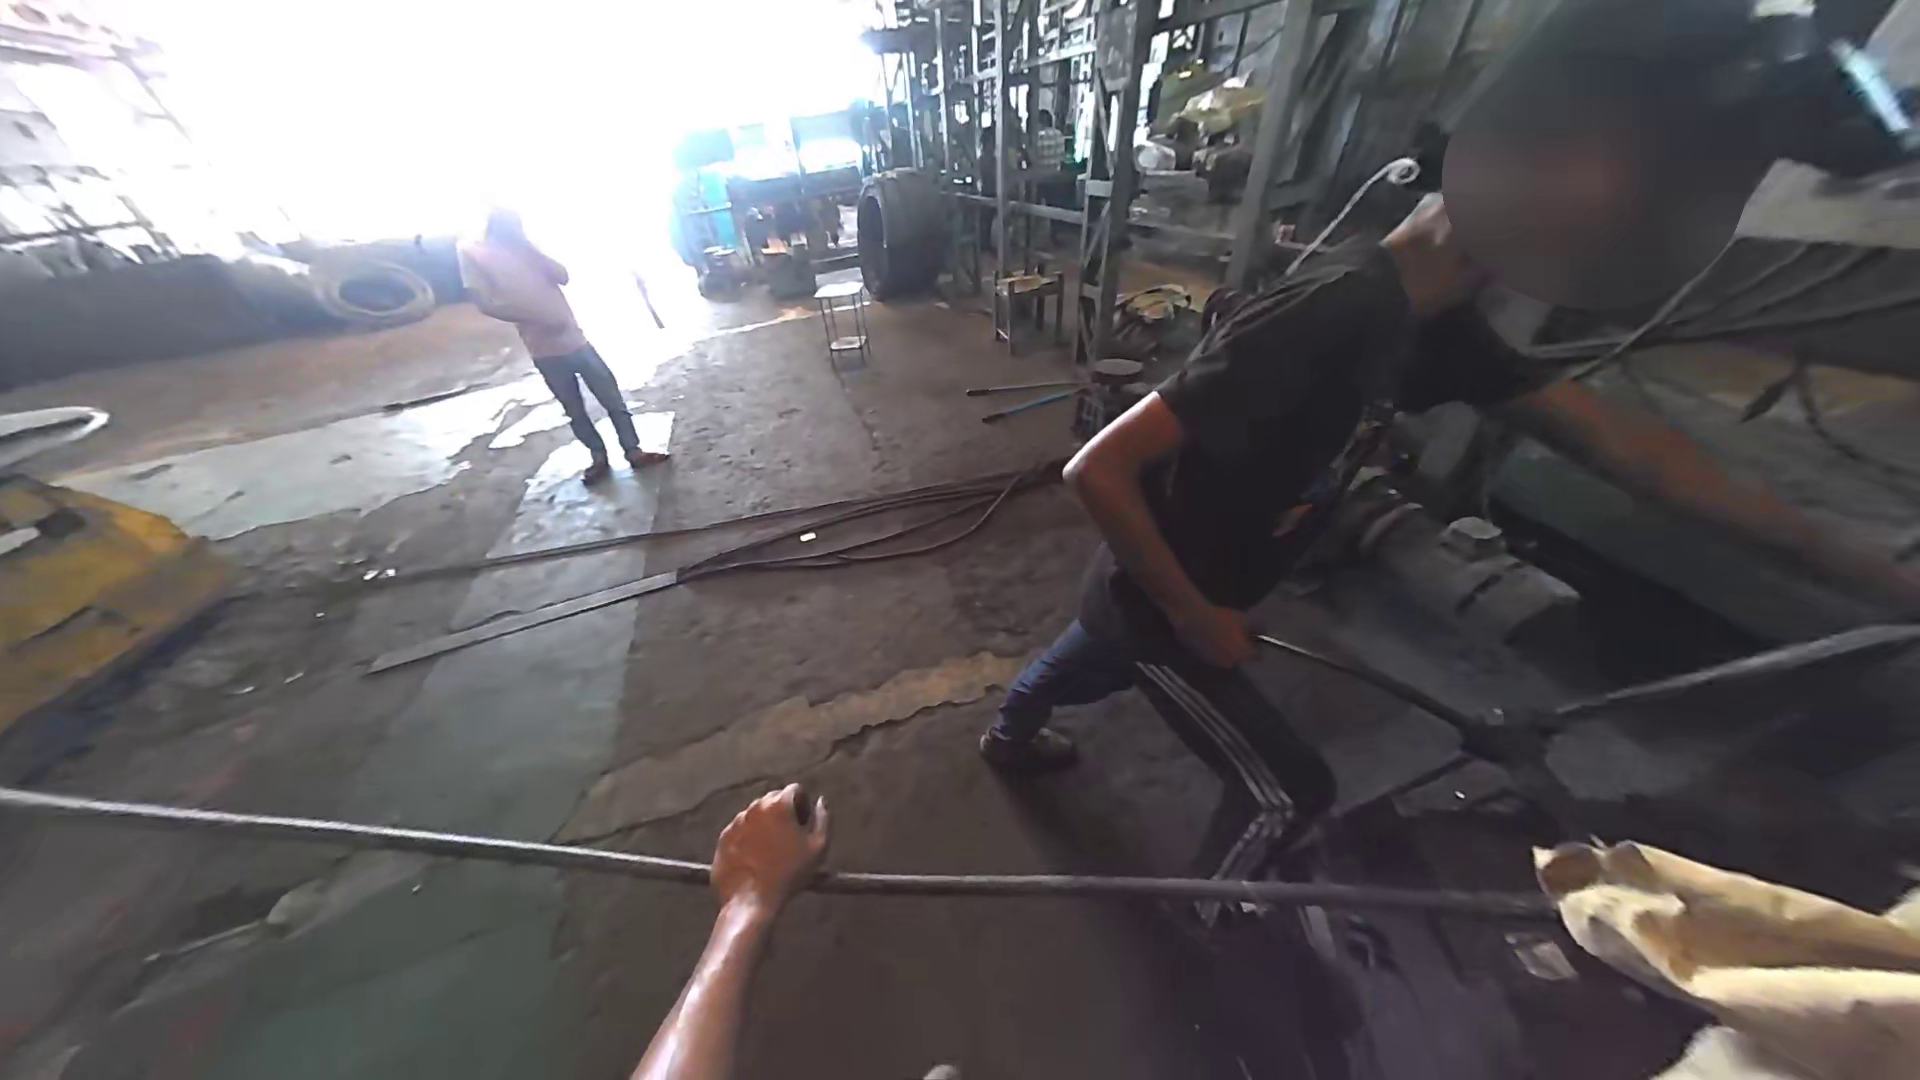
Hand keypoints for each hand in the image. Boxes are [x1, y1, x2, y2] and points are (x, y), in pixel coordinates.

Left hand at [709, 784, 828, 915]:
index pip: (795, 789)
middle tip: (789, 836)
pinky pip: (741, 828)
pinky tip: (755, 856)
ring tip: (771, 848)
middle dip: (784, 811)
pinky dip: (749, 835)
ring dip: (766, 822)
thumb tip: (821, 801)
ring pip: (756, 813)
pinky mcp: (723, 838)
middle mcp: (756, 807)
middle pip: (774, 798)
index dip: (803, 805)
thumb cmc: (789, 874)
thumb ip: (823, 817)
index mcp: (779, 804)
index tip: (804, 825)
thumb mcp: (818, 846)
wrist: (751, 903)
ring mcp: (737, 822)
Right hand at [1173, 603, 1253, 667]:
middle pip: (1241, 657)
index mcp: (1242, 655)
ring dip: (1227, 649)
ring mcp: (1215, 662)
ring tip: (1220, 634)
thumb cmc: (1221, 619)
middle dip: (1241, 648)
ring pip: (1227, 657)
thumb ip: (1259, 627)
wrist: (1192, 619)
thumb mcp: (1244, 619)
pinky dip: (1214, 649)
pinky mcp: (1202, 659)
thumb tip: (1264, 633)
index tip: (1250, 634)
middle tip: (1235, 633)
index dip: (1255, 644)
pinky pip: (1214, 655)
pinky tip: (1209, 636)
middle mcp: (1230, 663)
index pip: (1257, 655)